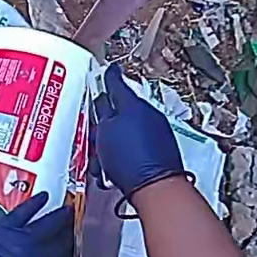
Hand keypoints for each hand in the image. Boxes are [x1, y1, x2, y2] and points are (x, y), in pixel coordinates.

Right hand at [91, 62, 186, 197]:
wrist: (155, 186)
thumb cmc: (131, 159)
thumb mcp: (105, 132)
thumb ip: (103, 113)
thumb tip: (102, 102)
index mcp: (132, 104)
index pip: (116, 83)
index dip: (108, 77)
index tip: (108, 70)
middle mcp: (148, 114)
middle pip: (121, 109)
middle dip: (106, 121)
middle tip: (96, 131)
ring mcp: (157, 131)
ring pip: (128, 130)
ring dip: (114, 142)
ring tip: (104, 161)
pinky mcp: (161, 148)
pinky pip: (138, 144)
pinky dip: (126, 153)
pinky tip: (116, 169)